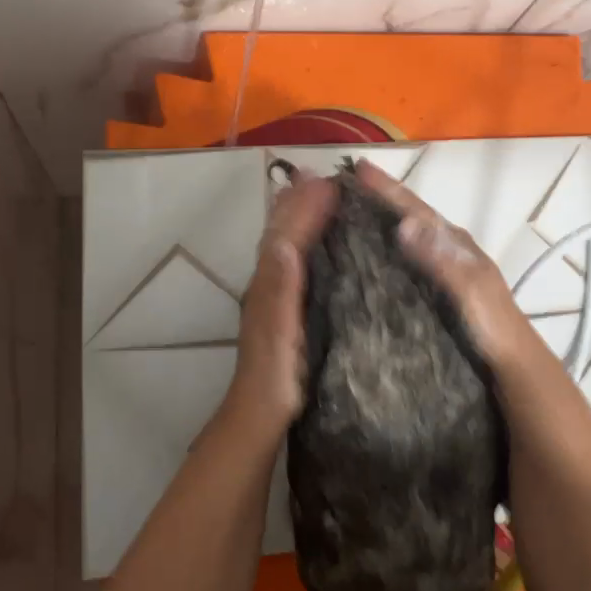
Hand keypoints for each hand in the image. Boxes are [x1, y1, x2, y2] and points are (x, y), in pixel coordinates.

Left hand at [223, 173, 335, 436]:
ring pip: (285, 243)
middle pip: (283, 232)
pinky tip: (314, 242)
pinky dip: (301, 239)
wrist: (257, 414)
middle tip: (323, 176)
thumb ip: (281, 290)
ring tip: (314, 193)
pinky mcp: (282, 307)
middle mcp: (268, 281)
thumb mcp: (280, 334)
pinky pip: (292, 261)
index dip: (309, 207)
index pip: (290, 234)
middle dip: (300, 202)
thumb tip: (284, 243)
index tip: (333, 183)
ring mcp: (274, 294)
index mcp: (271, 283)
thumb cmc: (275, 377)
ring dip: (298, 215)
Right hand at [353, 160, 538, 368]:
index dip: (388, 188)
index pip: (417, 208)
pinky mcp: (434, 294)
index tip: (357, 167)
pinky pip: (402, 265)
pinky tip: (363, 262)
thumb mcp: (470, 288)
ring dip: (378, 226)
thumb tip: (403, 223)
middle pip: (408, 218)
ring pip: (405, 240)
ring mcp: (441, 272)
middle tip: (341, 188)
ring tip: (344, 217)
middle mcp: (448, 250)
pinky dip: (383, 255)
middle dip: (378, 201)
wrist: (514, 365)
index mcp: (456, 243)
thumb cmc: (494, 325)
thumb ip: (441, 258)